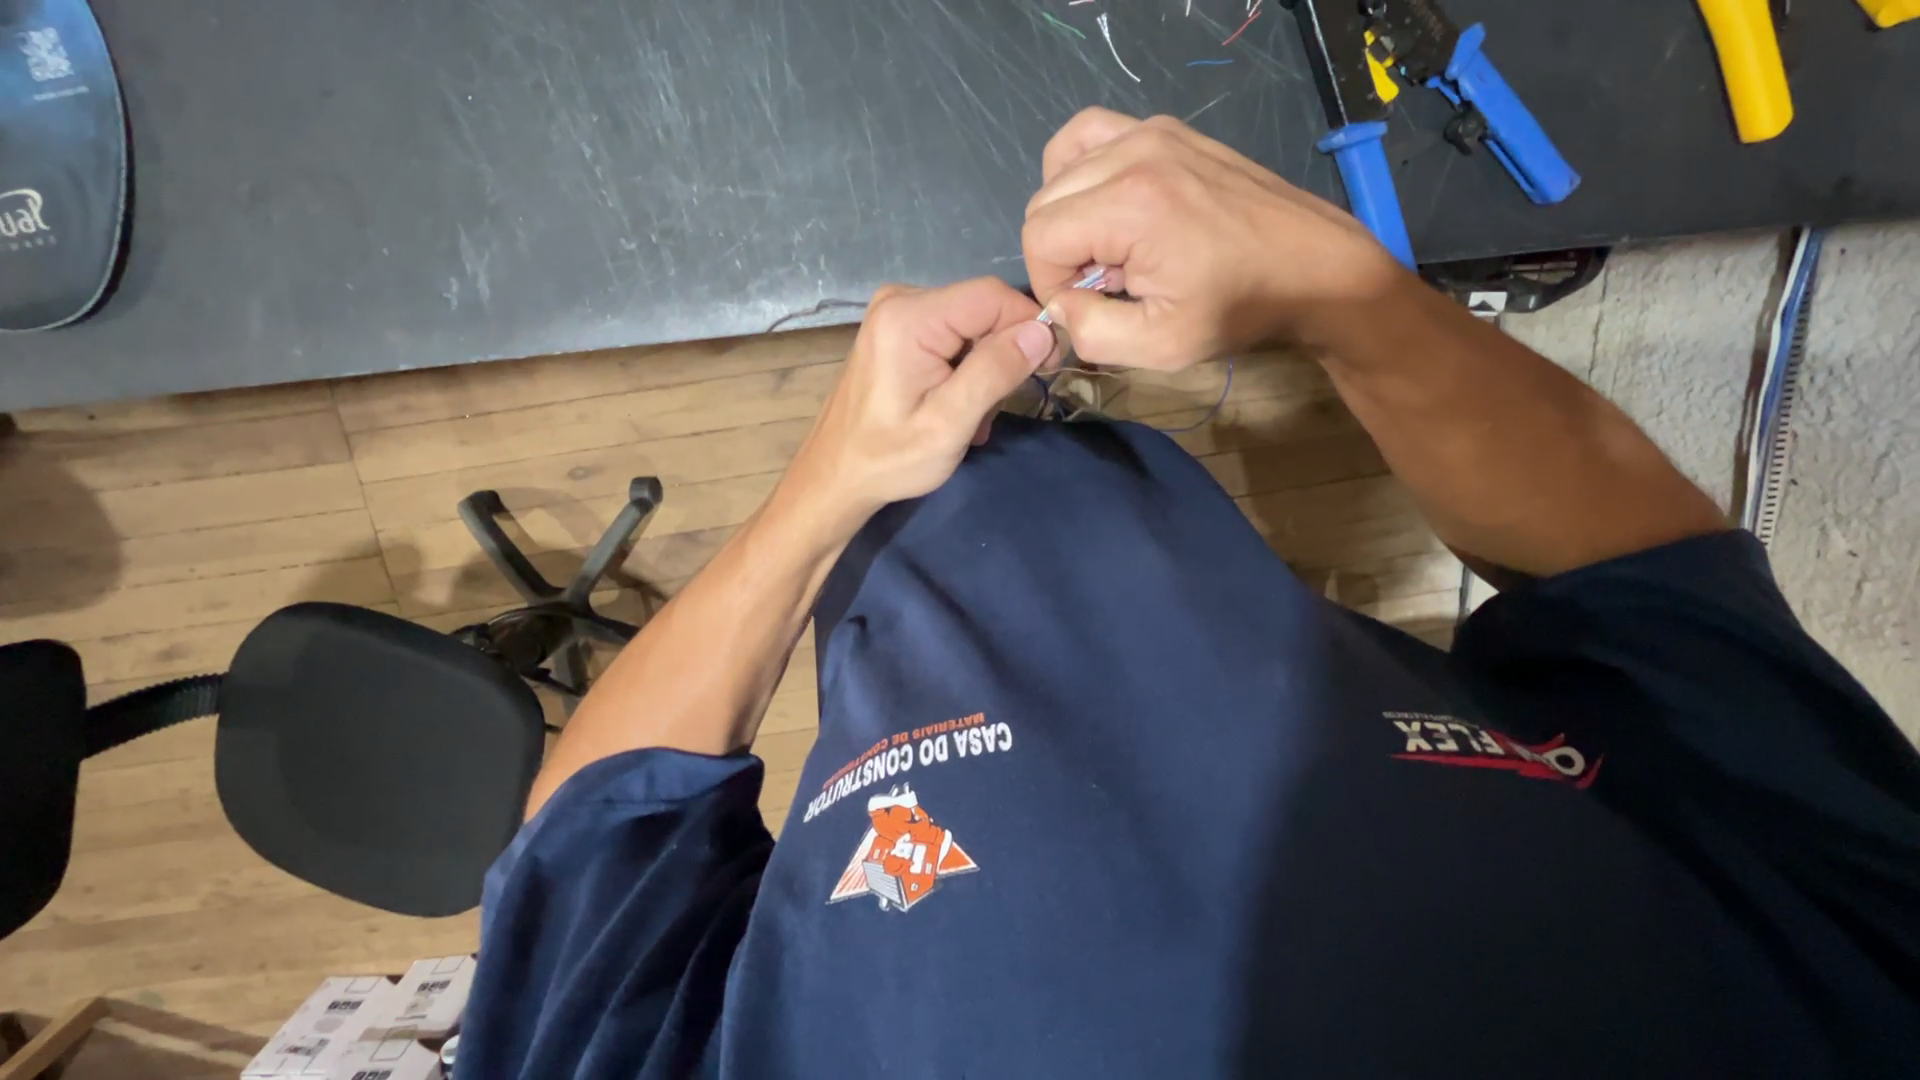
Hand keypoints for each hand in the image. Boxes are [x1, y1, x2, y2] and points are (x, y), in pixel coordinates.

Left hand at [783, 278, 1061, 525]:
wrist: (836, 477)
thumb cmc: (889, 459)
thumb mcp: (949, 423)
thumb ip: (995, 372)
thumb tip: (1042, 331)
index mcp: (909, 316)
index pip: (993, 295)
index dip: (1029, 326)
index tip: (1046, 368)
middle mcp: (899, 300)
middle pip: (981, 308)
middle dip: (1002, 354)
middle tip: (996, 407)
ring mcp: (895, 313)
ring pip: (970, 324)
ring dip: (983, 369)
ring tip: (971, 416)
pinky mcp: (895, 329)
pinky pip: (950, 335)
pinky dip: (963, 369)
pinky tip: (954, 406)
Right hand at [1022, 107, 1408, 369]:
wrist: (1313, 267)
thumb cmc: (1239, 310)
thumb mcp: (1158, 346)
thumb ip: (1090, 332)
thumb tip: (1058, 305)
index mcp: (1130, 204)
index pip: (1038, 236)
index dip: (1050, 282)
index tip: (1088, 306)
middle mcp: (1134, 152)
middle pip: (1044, 200)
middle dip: (1059, 252)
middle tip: (1106, 283)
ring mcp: (1152, 131)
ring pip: (1060, 166)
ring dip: (1069, 214)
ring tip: (1107, 246)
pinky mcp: (1168, 128)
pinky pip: (1093, 135)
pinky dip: (1082, 172)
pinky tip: (1107, 206)